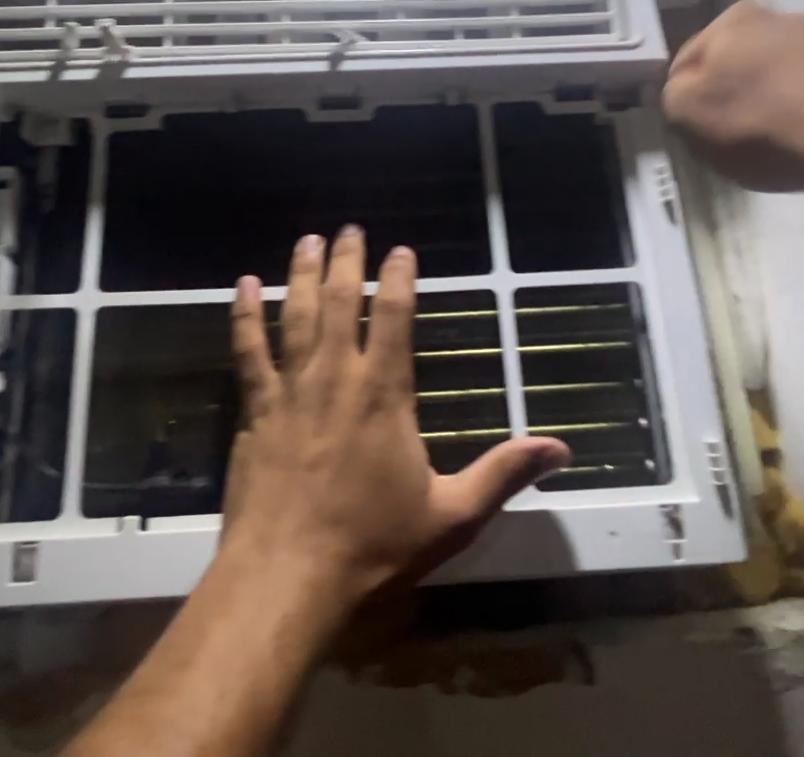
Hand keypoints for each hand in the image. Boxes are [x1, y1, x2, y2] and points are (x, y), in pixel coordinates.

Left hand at [221, 226, 571, 605]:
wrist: (289, 574)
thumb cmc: (374, 545)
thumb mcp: (453, 515)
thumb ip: (502, 473)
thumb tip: (560, 448)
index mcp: (384, 394)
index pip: (395, 319)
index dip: (400, 279)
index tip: (401, 250)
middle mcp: (336, 378)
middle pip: (342, 303)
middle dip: (349, 261)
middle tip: (351, 228)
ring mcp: (290, 390)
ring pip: (296, 316)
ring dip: (303, 275)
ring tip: (309, 240)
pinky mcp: (255, 409)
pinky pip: (248, 350)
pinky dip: (245, 315)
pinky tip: (244, 286)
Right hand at [661, 0, 803, 192]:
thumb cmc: (760, 125)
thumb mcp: (684, 115)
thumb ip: (671, 95)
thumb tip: (685, 92)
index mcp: (734, 18)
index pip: (687, 62)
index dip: (684, 100)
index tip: (694, 130)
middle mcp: (780, 15)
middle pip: (734, 63)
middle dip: (729, 94)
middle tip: (730, 136)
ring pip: (774, 75)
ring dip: (767, 102)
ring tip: (771, 142)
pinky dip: (802, 111)